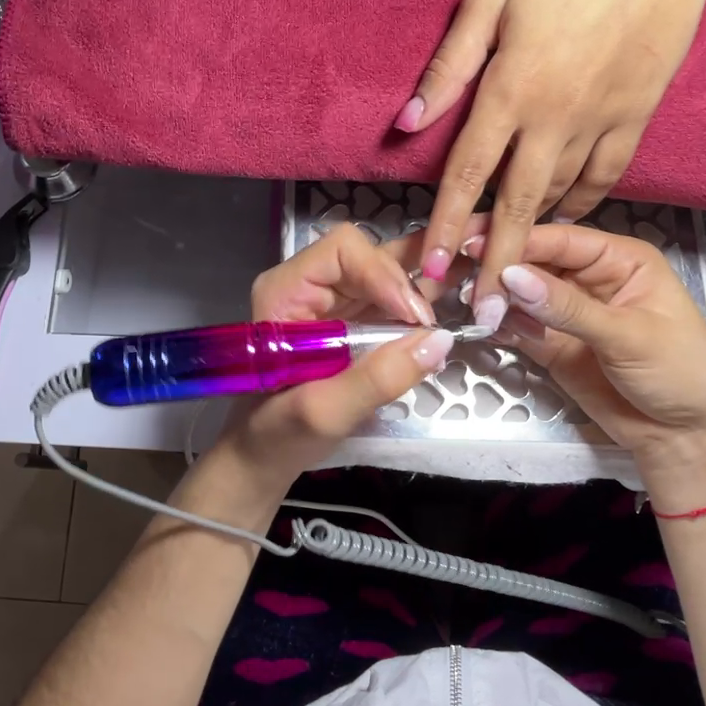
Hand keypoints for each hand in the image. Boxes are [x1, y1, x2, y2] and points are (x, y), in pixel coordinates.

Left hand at [209, 225, 454, 494]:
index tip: (412, 315)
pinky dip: (416, 301)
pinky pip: (388, 295)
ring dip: (416, 290)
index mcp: (285, 292)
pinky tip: (440, 312)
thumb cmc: (280, 434)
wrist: (265, 455)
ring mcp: (331, 299)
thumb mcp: (325, 413)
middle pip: (367, 257)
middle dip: (403, 286)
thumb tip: (439, 341)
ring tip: (438, 320)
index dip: (381, 273)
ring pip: (383, 271)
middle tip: (427, 330)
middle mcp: (307, 284)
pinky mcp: (351, 317)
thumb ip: (378, 378)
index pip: (341, 251)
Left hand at [400, 0, 705, 332]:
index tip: (432, 273)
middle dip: (494, 265)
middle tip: (479, 312)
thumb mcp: (489, 0)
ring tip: (514, 278)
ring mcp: (601, 121)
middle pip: (517, 206)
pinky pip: (606, 176)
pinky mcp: (639, 116)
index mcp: (510, 90)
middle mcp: (554, 118)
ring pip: (560, 197)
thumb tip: (407, 123)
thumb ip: (447, 69)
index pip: (467, 174)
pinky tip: (564, 221)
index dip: (446, 227)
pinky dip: (582, 204)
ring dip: (534, 239)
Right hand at [471, 224, 705, 467]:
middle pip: (531, 261)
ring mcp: (564, 310)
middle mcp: (587, 276)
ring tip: (453, 293)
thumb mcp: (629, 335)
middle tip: (450, 265)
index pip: (557, 240)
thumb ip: (567, 307)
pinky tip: (472, 319)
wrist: (688, 438)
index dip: (515, 240)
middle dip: (495, 264)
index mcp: (617, 258)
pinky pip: (515, 324)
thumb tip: (510, 276)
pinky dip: (495, 321)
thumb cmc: (681, 373)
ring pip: (518, 292)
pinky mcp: (549, 342)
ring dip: (489, 293)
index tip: (473, 244)